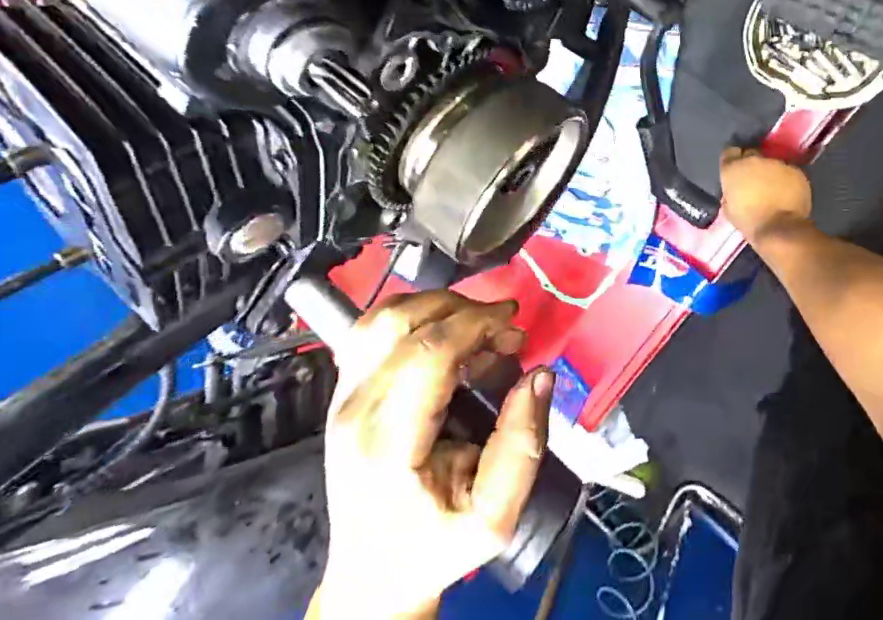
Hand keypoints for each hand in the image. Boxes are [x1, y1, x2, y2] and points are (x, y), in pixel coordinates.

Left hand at [312, 291, 553, 619]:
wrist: (373, 576)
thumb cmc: (435, 547)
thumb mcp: (494, 517)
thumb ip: (522, 446)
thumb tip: (540, 374)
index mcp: (387, 445)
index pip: (428, 352)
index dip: (478, 324)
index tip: (516, 328)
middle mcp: (355, 411)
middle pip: (406, 323)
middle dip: (467, 311)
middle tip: (507, 332)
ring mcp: (342, 397)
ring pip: (383, 316)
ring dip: (440, 306)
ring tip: (478, 328)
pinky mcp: (344, 391)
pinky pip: (372, 328)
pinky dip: (416, 315)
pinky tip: (445, 334)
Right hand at [719, 147, 812, 241]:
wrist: (779, 228)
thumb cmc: (749, 221)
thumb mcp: (729, 209)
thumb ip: (731, 193)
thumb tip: (735, 191)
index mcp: (733, 168)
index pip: (730, 153)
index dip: (733, 161)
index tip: (737, 171)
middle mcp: (754, 159)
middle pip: (752, 154)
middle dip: (753, 165)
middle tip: (756, 181)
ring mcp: (777, 162)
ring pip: (772, 162)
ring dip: (771, 172)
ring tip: (775, 188)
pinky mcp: (795, 170)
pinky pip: (789, 171)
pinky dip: (787, 179)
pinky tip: (788, 192)